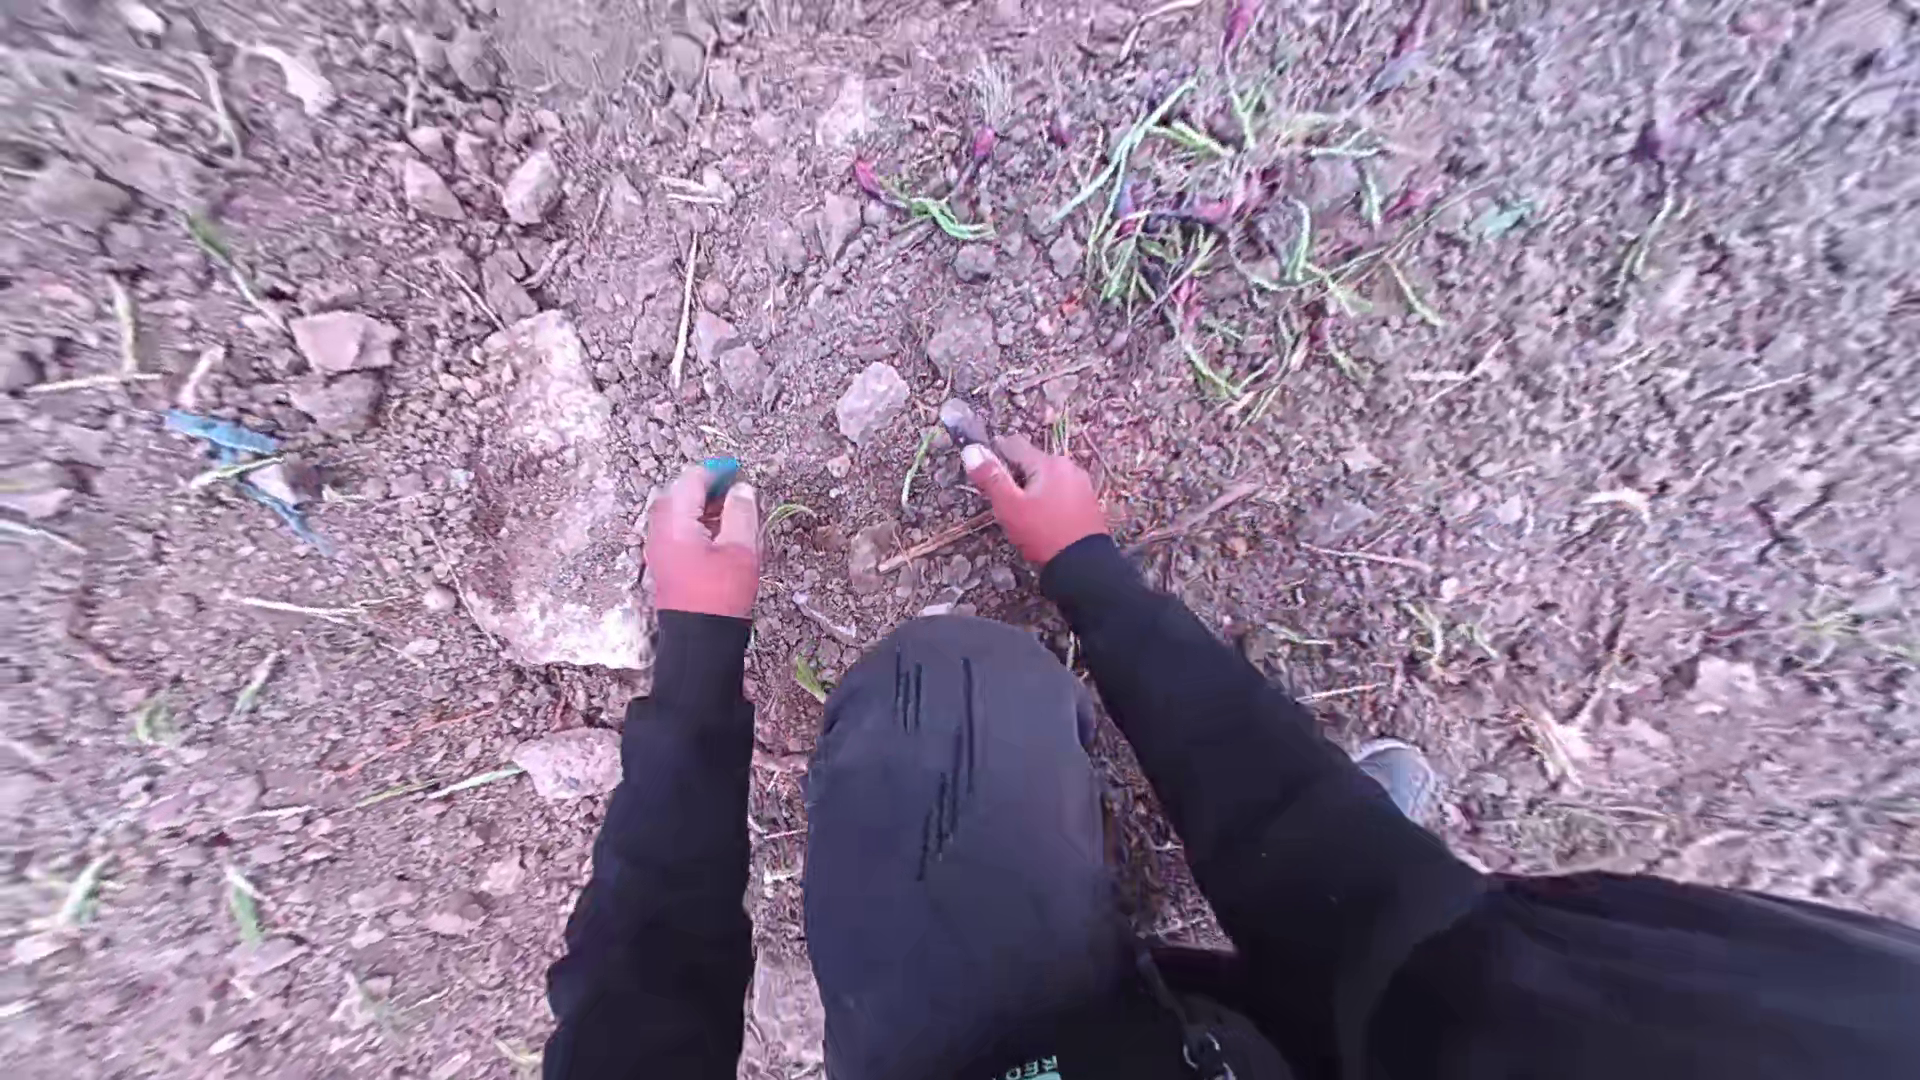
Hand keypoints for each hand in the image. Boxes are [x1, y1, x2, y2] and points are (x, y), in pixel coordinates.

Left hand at [647, 465, 759, 617]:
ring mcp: (660, 548)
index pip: (690, 481)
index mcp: (675, 523)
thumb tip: (742, 489)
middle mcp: (660, 531)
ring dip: (705, 507)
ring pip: (680, 513)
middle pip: (681, 495)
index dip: (716, 472)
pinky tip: (723, 534)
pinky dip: (700, 524)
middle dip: (709, 488)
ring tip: (736, 512)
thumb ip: (741, 512)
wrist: (701, 639)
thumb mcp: (740, 548)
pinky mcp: (667, 563)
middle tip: (738, 491)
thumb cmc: (721, 595)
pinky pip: (680, 531)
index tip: (738, 472)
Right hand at [961, 434, 1108, 565]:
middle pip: (1033, 462)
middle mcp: (1069, 467)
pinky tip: (1042, 517)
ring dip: (1033, 487)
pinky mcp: (1088, 503)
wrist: (1083, 566)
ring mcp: (1082, 485)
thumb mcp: (1010, 506)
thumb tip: (971, 450)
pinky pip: (1061, 492)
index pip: (1015, 445)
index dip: (995, 452)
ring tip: (1022, 509)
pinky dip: (1048, 498)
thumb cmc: (1042, 533)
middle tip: (1002, 496)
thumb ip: (991, 477)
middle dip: (1016, 474)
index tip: (984, 465)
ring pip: (1048, 478)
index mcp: (1048, 463)